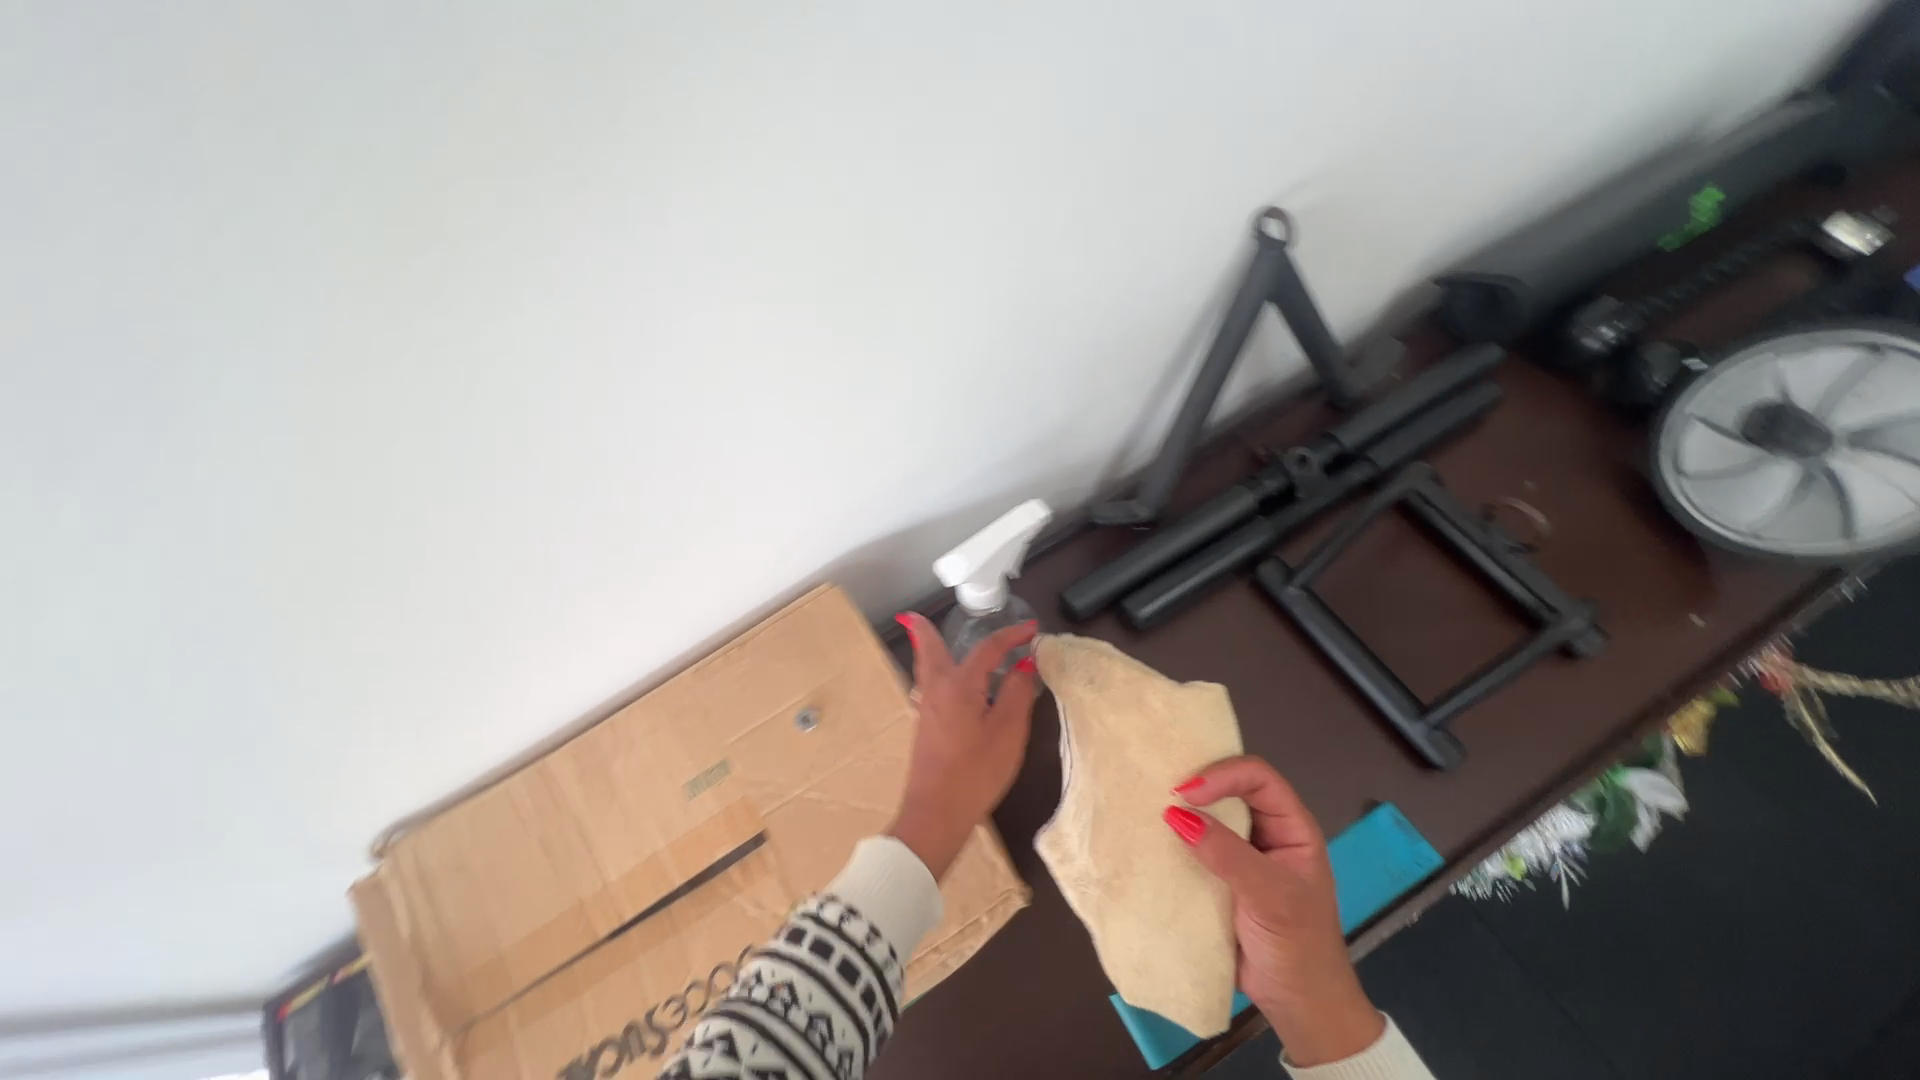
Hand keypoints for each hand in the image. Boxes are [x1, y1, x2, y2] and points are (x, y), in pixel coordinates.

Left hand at [886, 613, 1039, 878]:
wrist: (935, 813)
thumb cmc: (975, 772)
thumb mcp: (1008, 732)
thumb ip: (1018, 694)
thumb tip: (1025, 664)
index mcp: (959, 684)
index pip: (987, 649)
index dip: (1011, 636)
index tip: (1032, 629)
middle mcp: (936, 689)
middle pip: (929, 649)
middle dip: (925, 630)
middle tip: (916, 614)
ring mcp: (925, 709)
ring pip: (926, 667)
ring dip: (928, 649)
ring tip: (930, 638)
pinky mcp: (924, 728)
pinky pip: (929, 685)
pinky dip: (936, 671)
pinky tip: (950, 684)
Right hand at [1165, 756, 1383, 1067]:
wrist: (1298, 1006)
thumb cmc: (1298, 946)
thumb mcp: (1269, 896)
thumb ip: (1226, 854)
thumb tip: (1176, 814)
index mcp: (1292, 828)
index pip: (1258, 778)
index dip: (1224, 774)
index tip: (1186, 791)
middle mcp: (1266, 833)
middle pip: (1231, 788)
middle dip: (1198, 785)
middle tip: (1161, 791)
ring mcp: (1242, 856)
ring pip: (1210, 817)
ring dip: (1184, 812)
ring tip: (1150, 809)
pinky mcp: (1218, 879)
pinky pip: (1195, 848)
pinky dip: (1175, 841)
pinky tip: (1153, 840)